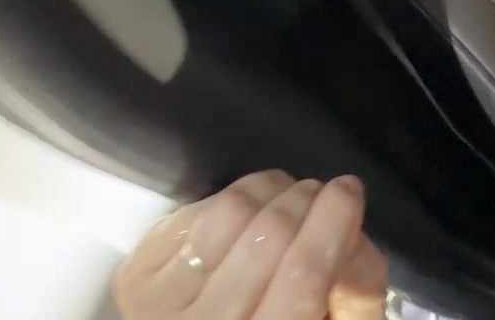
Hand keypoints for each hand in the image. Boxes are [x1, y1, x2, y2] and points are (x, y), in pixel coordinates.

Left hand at [114, 171, 388, 319]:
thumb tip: (352, 231)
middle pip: (270, 235)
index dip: (331, 223)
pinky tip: (248, 210)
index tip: (349, 190)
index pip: (302, 276)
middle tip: (321, 195)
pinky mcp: (137, 279)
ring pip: (232, 213)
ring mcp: (161, 306)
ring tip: (287, 198)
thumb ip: (358, 292)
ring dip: (272, 189)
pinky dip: (235, 195)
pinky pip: (197, 210)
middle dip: (306, 198)